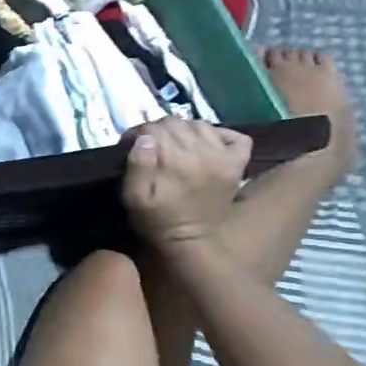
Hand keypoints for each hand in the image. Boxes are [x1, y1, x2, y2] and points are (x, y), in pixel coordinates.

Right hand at [123, 116, 251, 249]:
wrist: (191, 243)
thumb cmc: (156, 221)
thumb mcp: (134, 198)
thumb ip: (137, 166)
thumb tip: (145, 138)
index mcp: (174, 159)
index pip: (152, 129)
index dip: (136, 133)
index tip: (128, 144)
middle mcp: (201, 152)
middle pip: (175, 123)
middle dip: (158, 130)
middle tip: (150, 146)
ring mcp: (222, 157)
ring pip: (200, 125)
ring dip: (184, 131)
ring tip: (174, 145)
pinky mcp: (236, 164)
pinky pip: (235, 137)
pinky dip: (221, 135)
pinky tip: (207, 144)